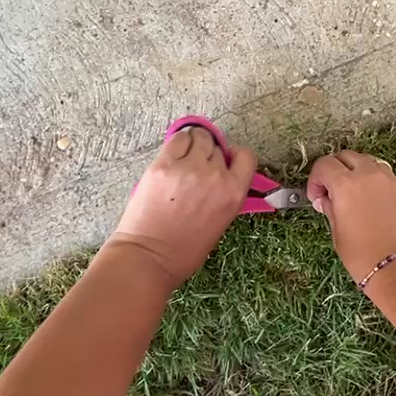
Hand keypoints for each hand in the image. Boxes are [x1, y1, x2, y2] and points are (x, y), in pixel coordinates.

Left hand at [105, 126, 256, 286]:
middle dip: (209, 154)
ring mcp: (189, 168)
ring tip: (183, 157)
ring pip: (198, 138)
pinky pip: (176, 140)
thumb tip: (219, 173)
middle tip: (196, 166)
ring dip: (193, 144)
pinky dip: (177, 143)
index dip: (234, 155)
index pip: (246, 156)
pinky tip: (172, 155)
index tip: (226, 158)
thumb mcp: (221, 221)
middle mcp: (215, 176)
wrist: (150, 257)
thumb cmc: (184, 250)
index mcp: (234, 193)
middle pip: (218, 148)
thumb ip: (225, 194)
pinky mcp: (163, 165)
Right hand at [305, 150, 395, 281]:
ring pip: (366, 161)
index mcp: (346, 184)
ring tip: (351, 195)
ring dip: (354, 171)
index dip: (315, 180)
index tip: (316, 196)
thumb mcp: (338, 232)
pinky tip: (369, 200)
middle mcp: (369, 175)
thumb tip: (327, 200)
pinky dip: (372, 179)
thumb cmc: (364, 256)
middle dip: (334, 170)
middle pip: (345, 156)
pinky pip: (383, 173)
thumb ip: (331, 208)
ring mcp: (389, 180)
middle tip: (330, 192)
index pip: (324, 165)